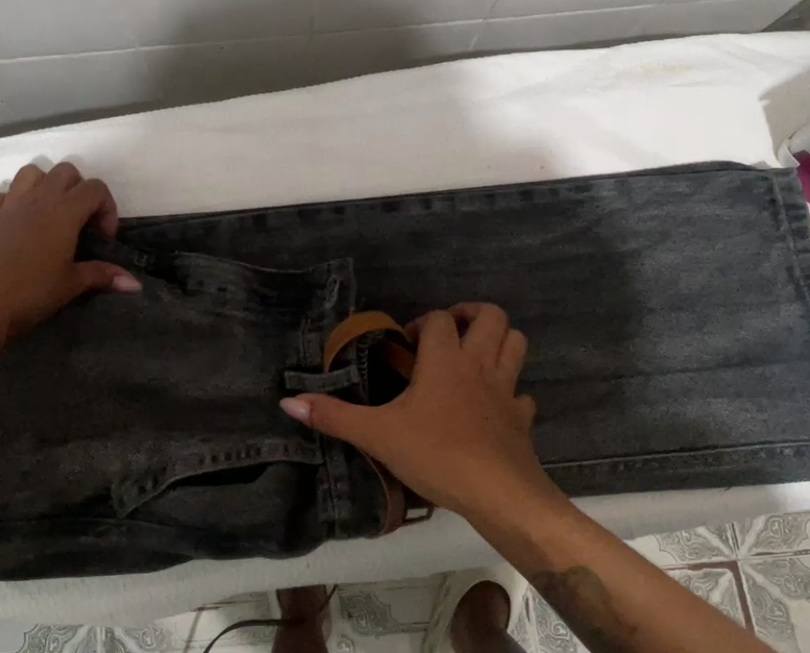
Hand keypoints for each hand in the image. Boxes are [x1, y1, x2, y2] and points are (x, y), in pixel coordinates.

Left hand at [0, 162, 139, 344]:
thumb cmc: (31, 292)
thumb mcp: (72, 284)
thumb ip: (103, 275)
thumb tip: (135, 284)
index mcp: (64, 211)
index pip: (95, 188)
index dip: (107, 208)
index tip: (103, 237)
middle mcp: (38, 199)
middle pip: (66, 171)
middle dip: (79, 189)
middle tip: (81, 221)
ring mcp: (9, 205)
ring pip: (31, 172)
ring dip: (45, 184)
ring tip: (50, 212)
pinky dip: (10, 199)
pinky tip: (15, 220)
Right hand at [280, 303, 560, 519]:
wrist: (500, 495)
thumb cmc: (437, 454)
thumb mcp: (378, 436)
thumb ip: (334, 416)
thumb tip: (287, 401)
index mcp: (445, 359)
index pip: (438, 319)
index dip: (422, 324)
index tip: (405, 346)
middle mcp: (480, 365)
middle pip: (492, 316)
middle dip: (472, 315)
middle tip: (448, 333)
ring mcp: (507, 391)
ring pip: (516, 344)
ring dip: (498, 342)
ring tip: (472, 357)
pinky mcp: (522, 420)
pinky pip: (522, 395)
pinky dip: (511, 394)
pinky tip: (492, 408)